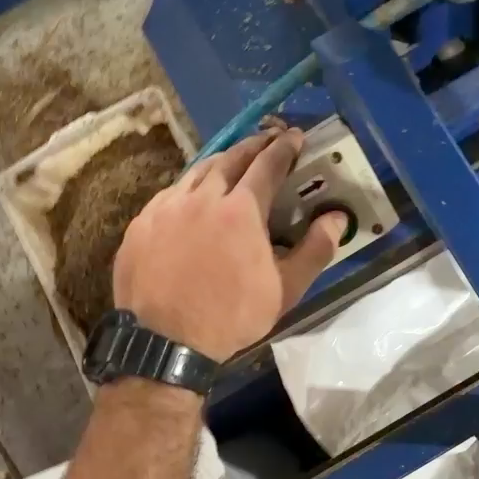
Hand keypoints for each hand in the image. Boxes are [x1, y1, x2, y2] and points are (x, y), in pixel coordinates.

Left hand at [113, 127, 345, 361]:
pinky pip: (170, 194)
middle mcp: (201, 198)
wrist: (165, 342)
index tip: (294, 136)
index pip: (267, 165)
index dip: (283, 148)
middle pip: (230, 159)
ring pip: (196, 172)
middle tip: (267, 140)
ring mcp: (166, 208)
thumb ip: (315, 250)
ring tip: (232, 161)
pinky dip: (189, 187)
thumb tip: (337, 218)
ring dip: (220, 162)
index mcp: (241, 210)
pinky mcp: (141, 224)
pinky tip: (193, 197)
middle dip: (253, 146)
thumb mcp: (285, 289)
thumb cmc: (232, 317)